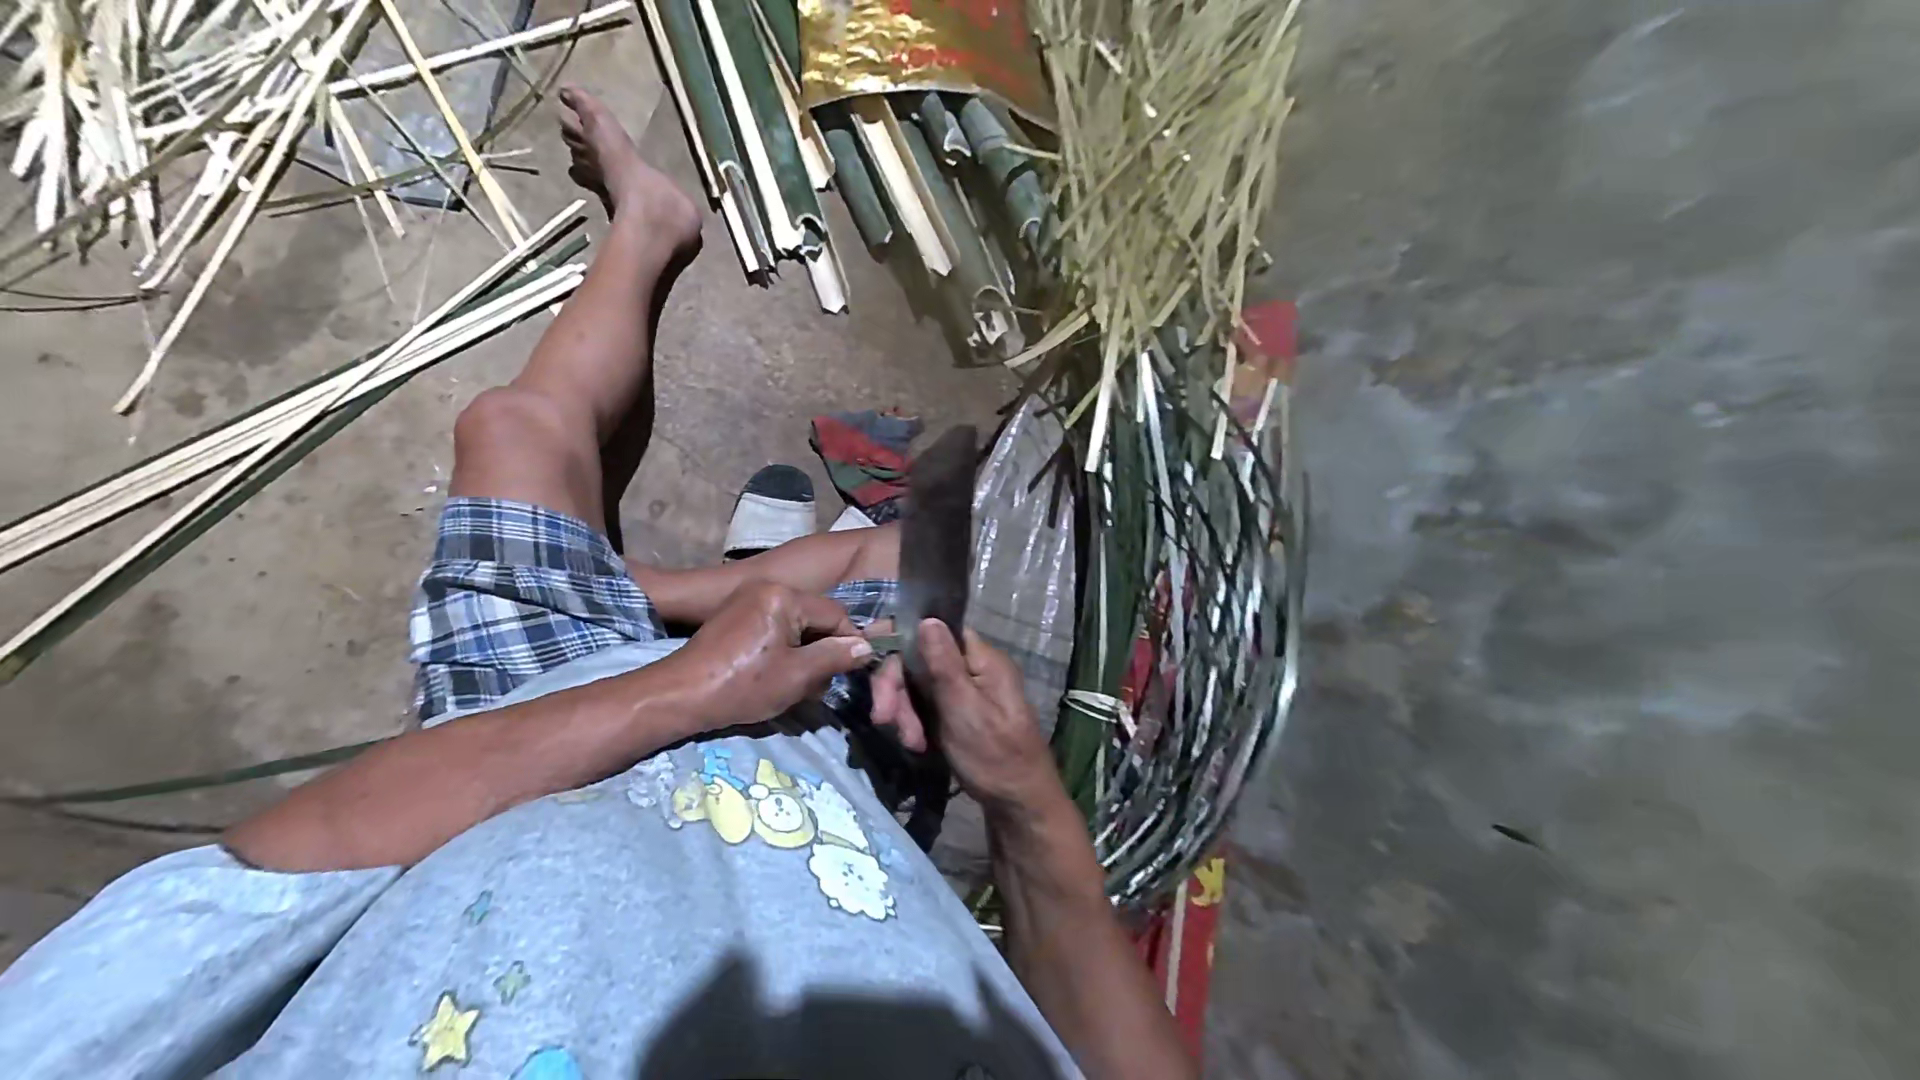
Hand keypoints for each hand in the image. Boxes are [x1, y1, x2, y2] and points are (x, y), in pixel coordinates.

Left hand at [665, 582, 873, 730]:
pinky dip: (782, 648)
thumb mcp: (798, 675)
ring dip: (803, 652)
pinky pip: (773, 626)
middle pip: (814, 618)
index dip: (848, 644)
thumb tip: (867, 647)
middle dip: (822, 651)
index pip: (835, 615)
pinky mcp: (734, 614)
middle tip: (817, 685)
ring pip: (795, 624)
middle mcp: (767, 586)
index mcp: (784, 594)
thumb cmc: (742, 685)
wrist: (679, 695)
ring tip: (794, 684)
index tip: (849, 672)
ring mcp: (747, 598)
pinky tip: (775, 674)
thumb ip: (836, 657)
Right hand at [870, 619, 1064, 813]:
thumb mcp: (964, 709)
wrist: (1018, 806)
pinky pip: (924, 707)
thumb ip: (944, 664)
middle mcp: (973, 669)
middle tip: (885, 721)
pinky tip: (916, 745)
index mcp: (982, 659)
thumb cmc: (995, 756)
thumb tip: (927, 617)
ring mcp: (964, 692)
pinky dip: (914, 724)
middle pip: (920, 661)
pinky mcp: (956, 715)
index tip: (871, 659)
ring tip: (910, 742)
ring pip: (917, 686)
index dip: (901, 641)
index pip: (935, 631)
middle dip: (897, 689)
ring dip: (904, 712)